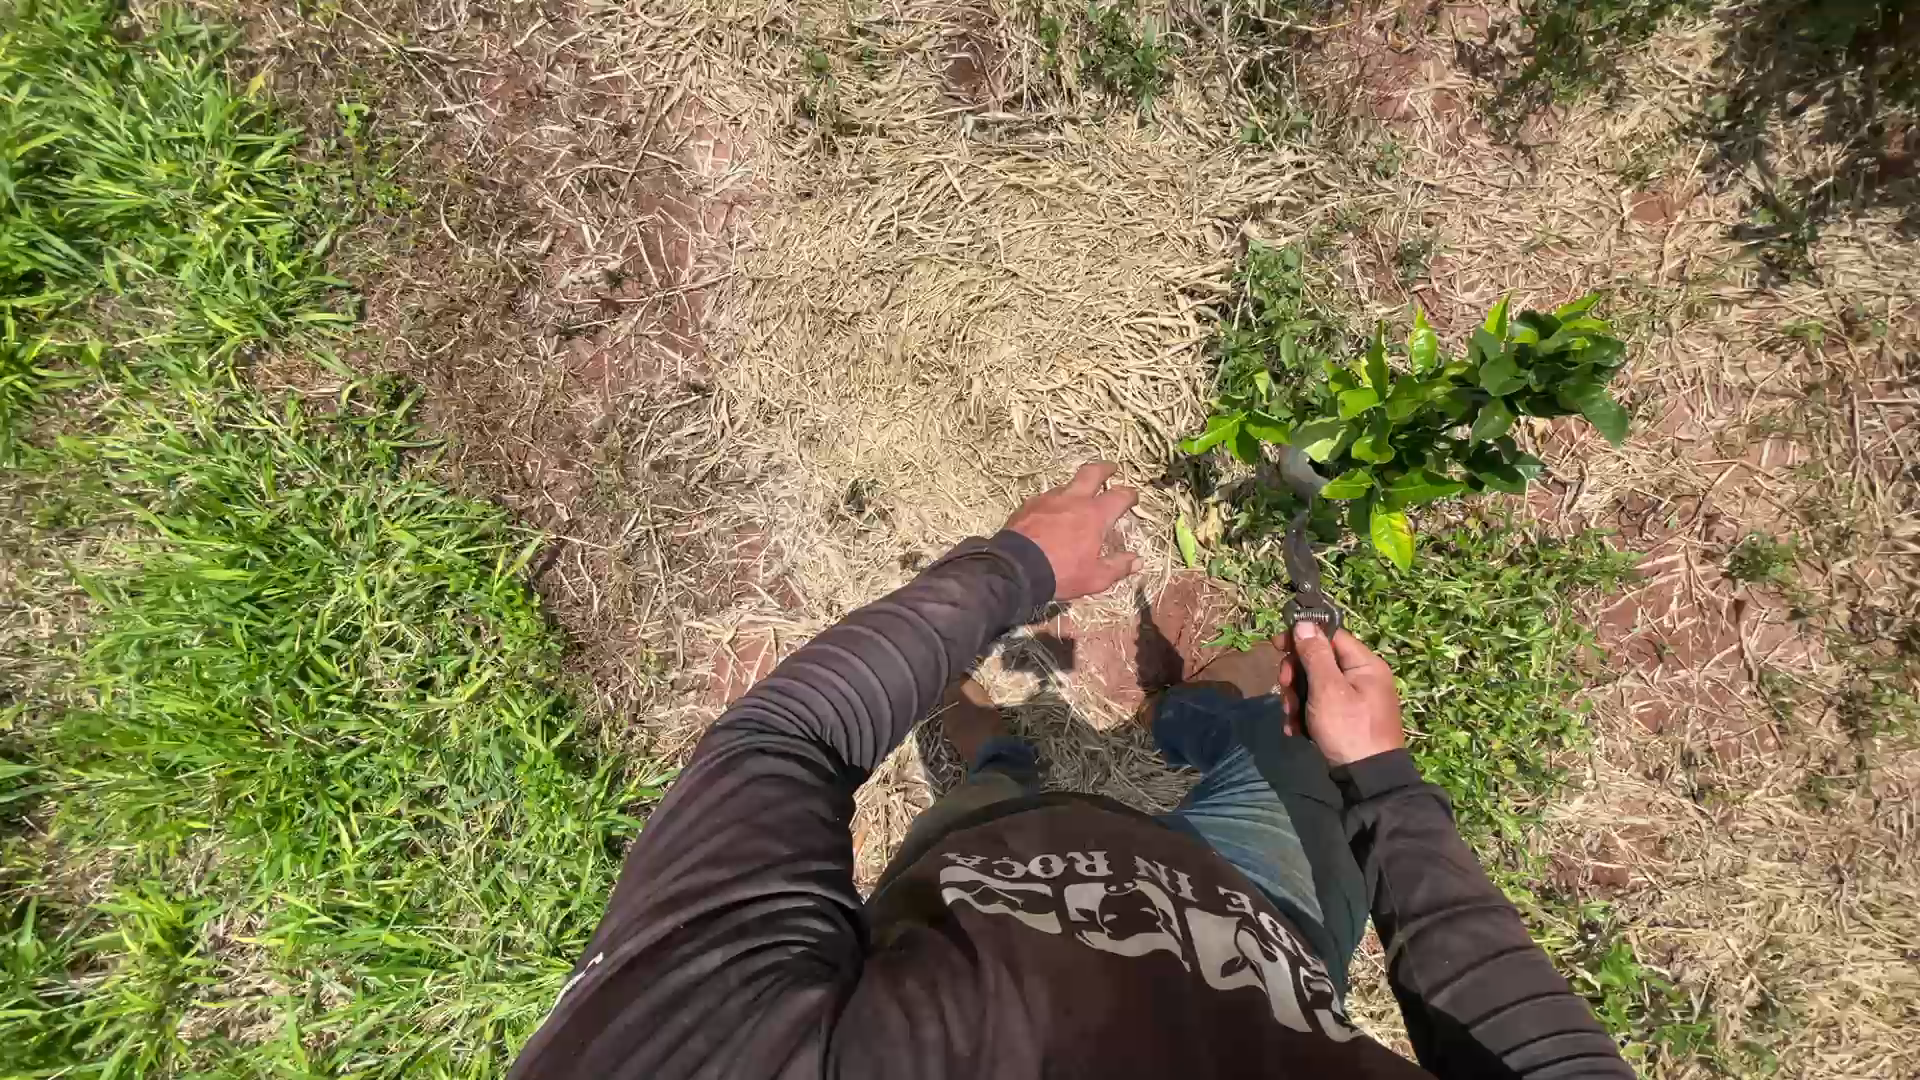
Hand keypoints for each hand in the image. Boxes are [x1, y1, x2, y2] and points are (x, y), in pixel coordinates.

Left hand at [1004, 462, 1141, 599]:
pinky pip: (1045, 499)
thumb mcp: (1095, 577)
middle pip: (1092, 473)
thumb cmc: (1061, 572)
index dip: (1129, 495)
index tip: (1132, 497)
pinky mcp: (1028, 505)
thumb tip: (1137, 560)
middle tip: (1110, 468)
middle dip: (1104, 469)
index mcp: (1095, 514)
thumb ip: (1118, 567)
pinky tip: (1050, 514)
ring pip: (1066, 486)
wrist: (1015, 568)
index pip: (1119, 496)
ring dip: (1075, 489)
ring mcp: (1048, 499)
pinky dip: (1052, 503)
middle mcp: (1073, 500)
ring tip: (1076, 499)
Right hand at [1282, 621, 1403, 765]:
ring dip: (1295, 698)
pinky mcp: (1344, 715)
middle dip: (1295, 675)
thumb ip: (1314, 655)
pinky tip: (1295, 728)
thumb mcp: (1327, 689)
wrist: (1367, 778)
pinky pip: (1317, 703)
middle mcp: (1361, 676)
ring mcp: (1353, 697)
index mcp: (1364, 664)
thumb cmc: (1348, 728)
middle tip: (1284, 689)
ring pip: (1312, 683)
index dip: (1301, 637)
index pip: (1328, 635)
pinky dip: (1303, 713)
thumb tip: (1304, 624)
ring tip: (1290, 717)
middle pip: (1317, 660)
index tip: (1276, 646)